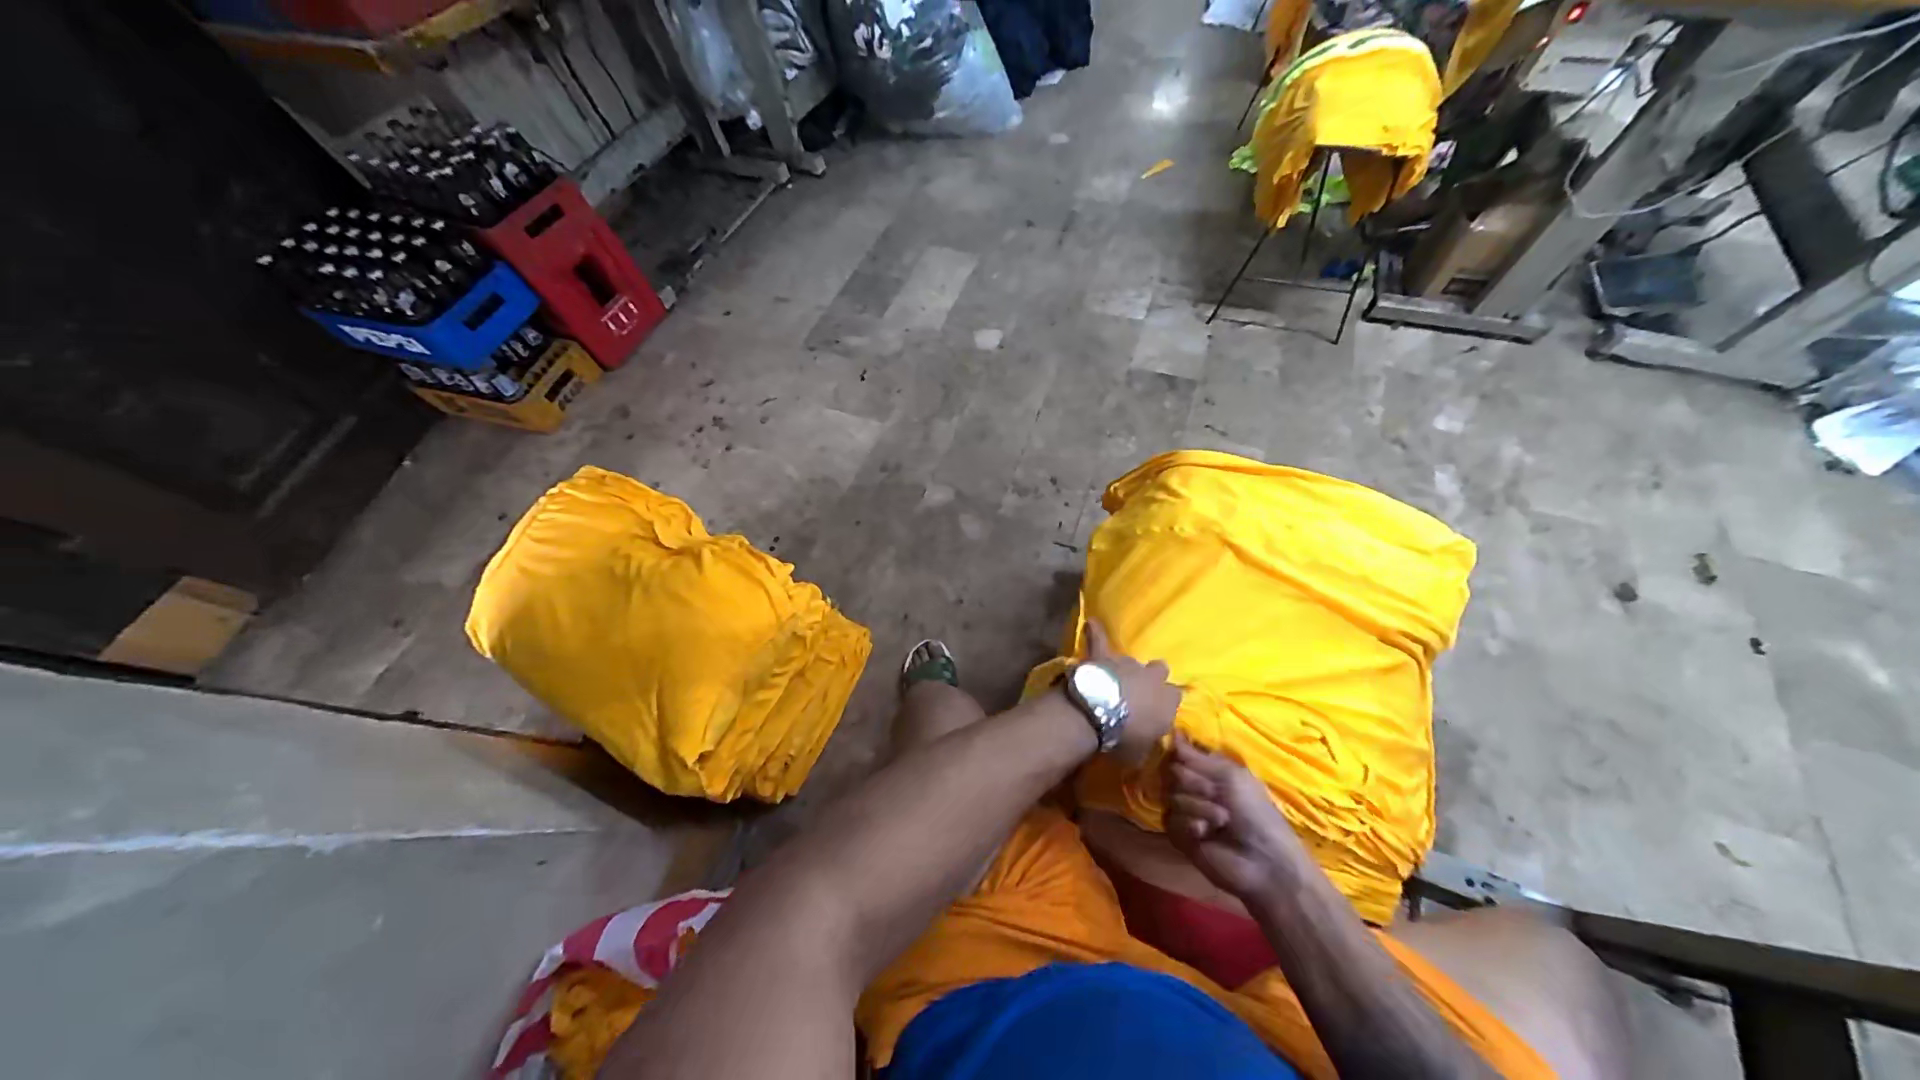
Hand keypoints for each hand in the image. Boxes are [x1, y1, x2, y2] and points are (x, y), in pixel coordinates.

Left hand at [1084, 620, 1179, 764]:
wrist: (1099, 713)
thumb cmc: (1124, 738)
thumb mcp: (1140, 752)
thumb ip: (1145, 744)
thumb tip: (1143, 746)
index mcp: (1168, 701)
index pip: (1175, 697)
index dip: (1165, 702)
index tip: (1156, 711)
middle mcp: (1153, 677)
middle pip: (1159, 671)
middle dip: (1151, 678)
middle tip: (1137, 691)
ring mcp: (1128, 663)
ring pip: (1132, 660)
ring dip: (1125, 667)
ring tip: (1114, 675)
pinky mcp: (1104, 656)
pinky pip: (1099, 639)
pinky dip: (1095, 633)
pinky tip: (1091, 623)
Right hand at [1165, 735, 1312, 903]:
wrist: (1263, 861)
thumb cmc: (1256, 813)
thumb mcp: (1231, 776)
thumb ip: (1197, 757)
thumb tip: (1172, 734)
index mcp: (1208, 771)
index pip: (1180, 753)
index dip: (1180, 753)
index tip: (1183, 755)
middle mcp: (1193, 787)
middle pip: (1172, 772)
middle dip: (1194, 783)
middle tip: (1217, 795)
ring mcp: (1185, 811)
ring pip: (1171, 796)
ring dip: (1198, 806)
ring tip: (1221, 821)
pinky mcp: (1179, 835)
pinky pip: (1171, 819)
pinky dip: (1189, 823)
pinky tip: (1205, 833)